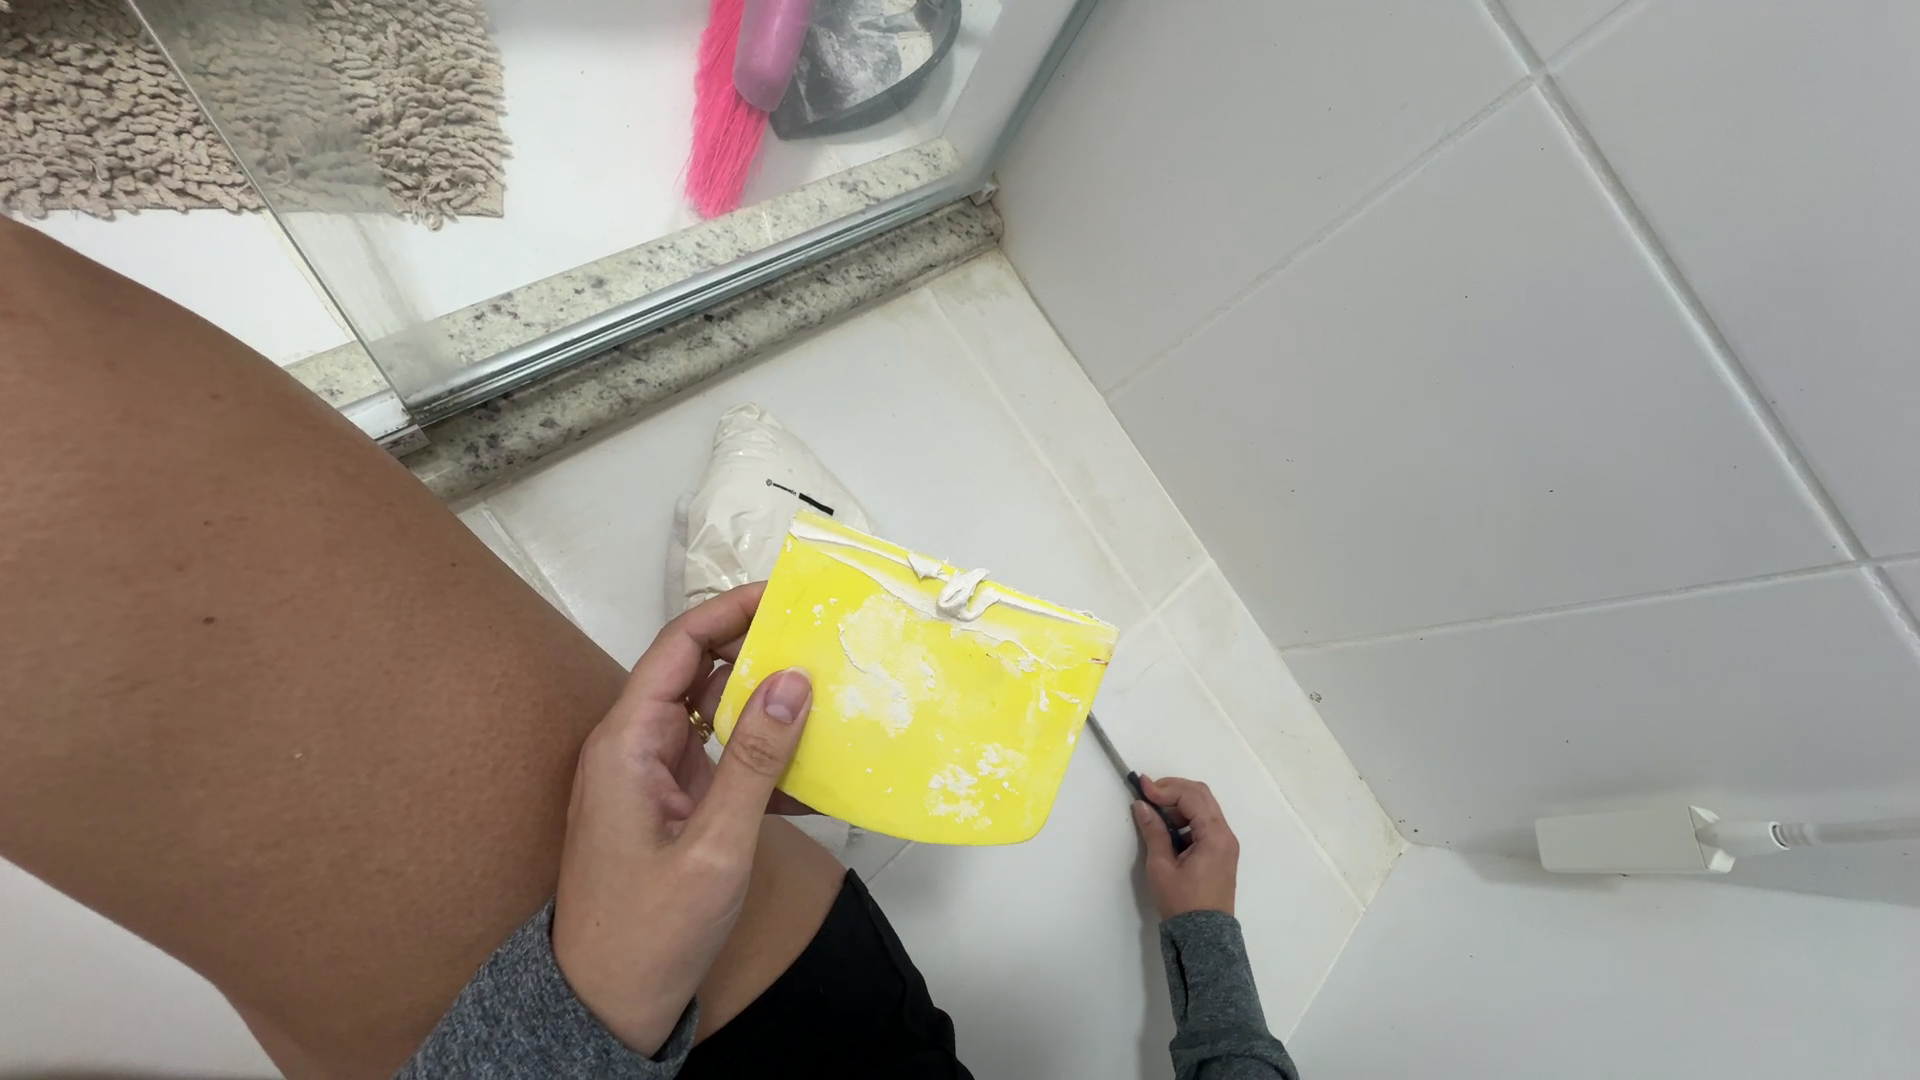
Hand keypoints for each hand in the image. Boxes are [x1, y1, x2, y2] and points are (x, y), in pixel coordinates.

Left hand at [551, 582, 814, 1056]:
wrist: (606, 1008)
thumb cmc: (649, 930)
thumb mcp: (714, 846)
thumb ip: (755, 760)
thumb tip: (794, 679)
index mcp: (627, 741)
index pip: (679, 646)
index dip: (729, 611)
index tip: (783, 592)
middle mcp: (636, 742)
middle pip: (698, 668)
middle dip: (756, 645)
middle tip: (817, 634)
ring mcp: (656, 769)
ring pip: (713, 705)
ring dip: (764, 694)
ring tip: (823, 683)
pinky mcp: (675, 794)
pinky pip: (721, 748)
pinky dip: (761, 744)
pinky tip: (806, 759)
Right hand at [1133, 775, 1239, 919]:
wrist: (1204, 939)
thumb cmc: (1182, 902)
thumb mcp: (1162, 866)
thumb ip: (1154, 831)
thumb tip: (1142, 806)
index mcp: (1215, 836)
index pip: (1191, 796)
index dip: (1165, 788)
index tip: (1142, 788)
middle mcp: (1225, 835)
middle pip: (1201, 795)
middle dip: (1173, 789)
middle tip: (1149, 792)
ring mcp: (1225, 844)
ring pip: (1204, 807)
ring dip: (1180, 802)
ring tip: (1156, 812)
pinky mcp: (1221, 852)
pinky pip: (1205, 823)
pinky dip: (1187, 816)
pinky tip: (1169, 828)